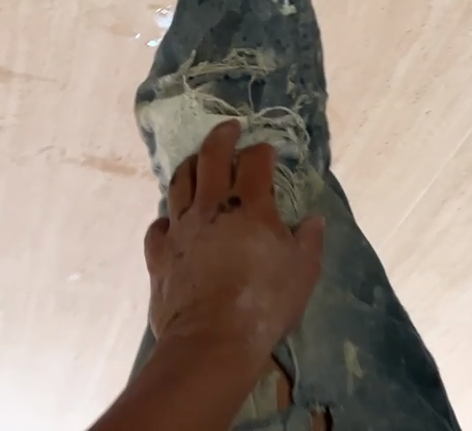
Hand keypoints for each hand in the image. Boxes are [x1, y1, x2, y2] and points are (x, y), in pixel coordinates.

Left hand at [146, 120, 326, 364]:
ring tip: (198, 161)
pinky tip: (173, 220)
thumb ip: (309, 239)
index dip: (262, 150)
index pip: (255, 160)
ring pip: (179, 182)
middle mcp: (212, 207)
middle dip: (221, 137)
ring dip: (190, 166)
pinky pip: (158, 226)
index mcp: (250, 205)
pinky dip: (167, 217)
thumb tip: (312, 220)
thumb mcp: (303, 270)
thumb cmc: (265, 303)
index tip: (268, 150)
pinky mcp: (160, 256)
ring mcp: (181, 229)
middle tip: (229, 128)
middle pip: (211, 157)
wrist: (211, 343)